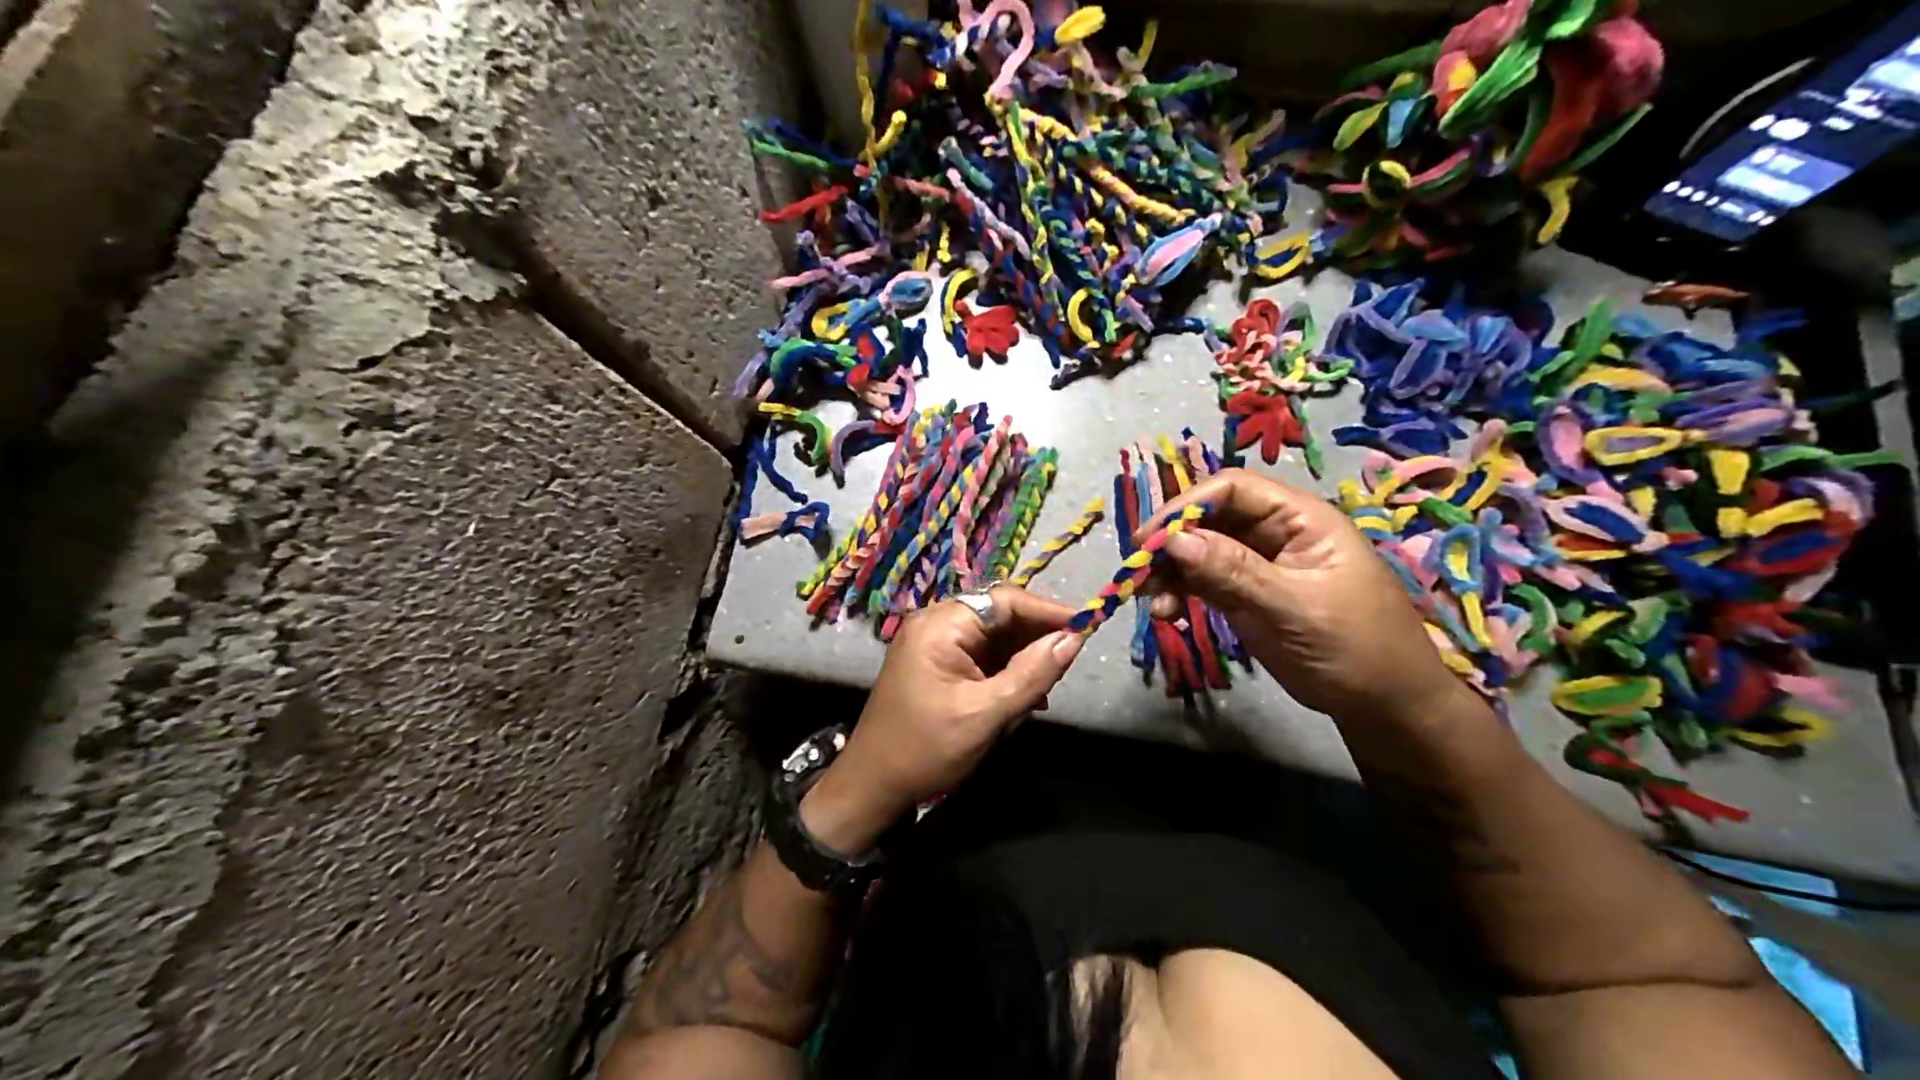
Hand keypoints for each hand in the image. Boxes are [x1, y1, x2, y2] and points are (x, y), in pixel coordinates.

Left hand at [801, 586, 1083, 853]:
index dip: (1048, 611)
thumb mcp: (985, 714)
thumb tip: (1074, 639)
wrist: (873, 785)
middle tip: (1067, 665)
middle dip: (1036, 639)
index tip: (1088, 626)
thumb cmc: (926, 749)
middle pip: (1001, 615)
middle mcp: (937, 623)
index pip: (1005, 599)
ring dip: (1024, 660)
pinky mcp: (939, 664)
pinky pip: (983, 656)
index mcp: (941, 625)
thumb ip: (1031, 674)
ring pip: (996, 637)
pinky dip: (1007, 672)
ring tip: (1045, 690)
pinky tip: (1026, 698)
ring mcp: (936, 644)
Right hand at [1137, 469, 1462, 724]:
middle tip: (1137, 574)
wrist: (1383, 704)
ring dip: (1168, 573)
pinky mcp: (1243, 594)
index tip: (1150, 539)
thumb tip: (1174, 540)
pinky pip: (1200, 582)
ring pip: (1197, 552)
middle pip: (1207, 519)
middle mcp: (1272, 533)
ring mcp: (1255, 564)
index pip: (1231, 490)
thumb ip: (1234, 571)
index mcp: (1299, 518)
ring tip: (1152, 604)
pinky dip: (1178, 594)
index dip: (1187, 506)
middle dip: (1170, 544)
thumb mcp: (1295, 606)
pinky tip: (1167, 614)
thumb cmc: (1356, 647)